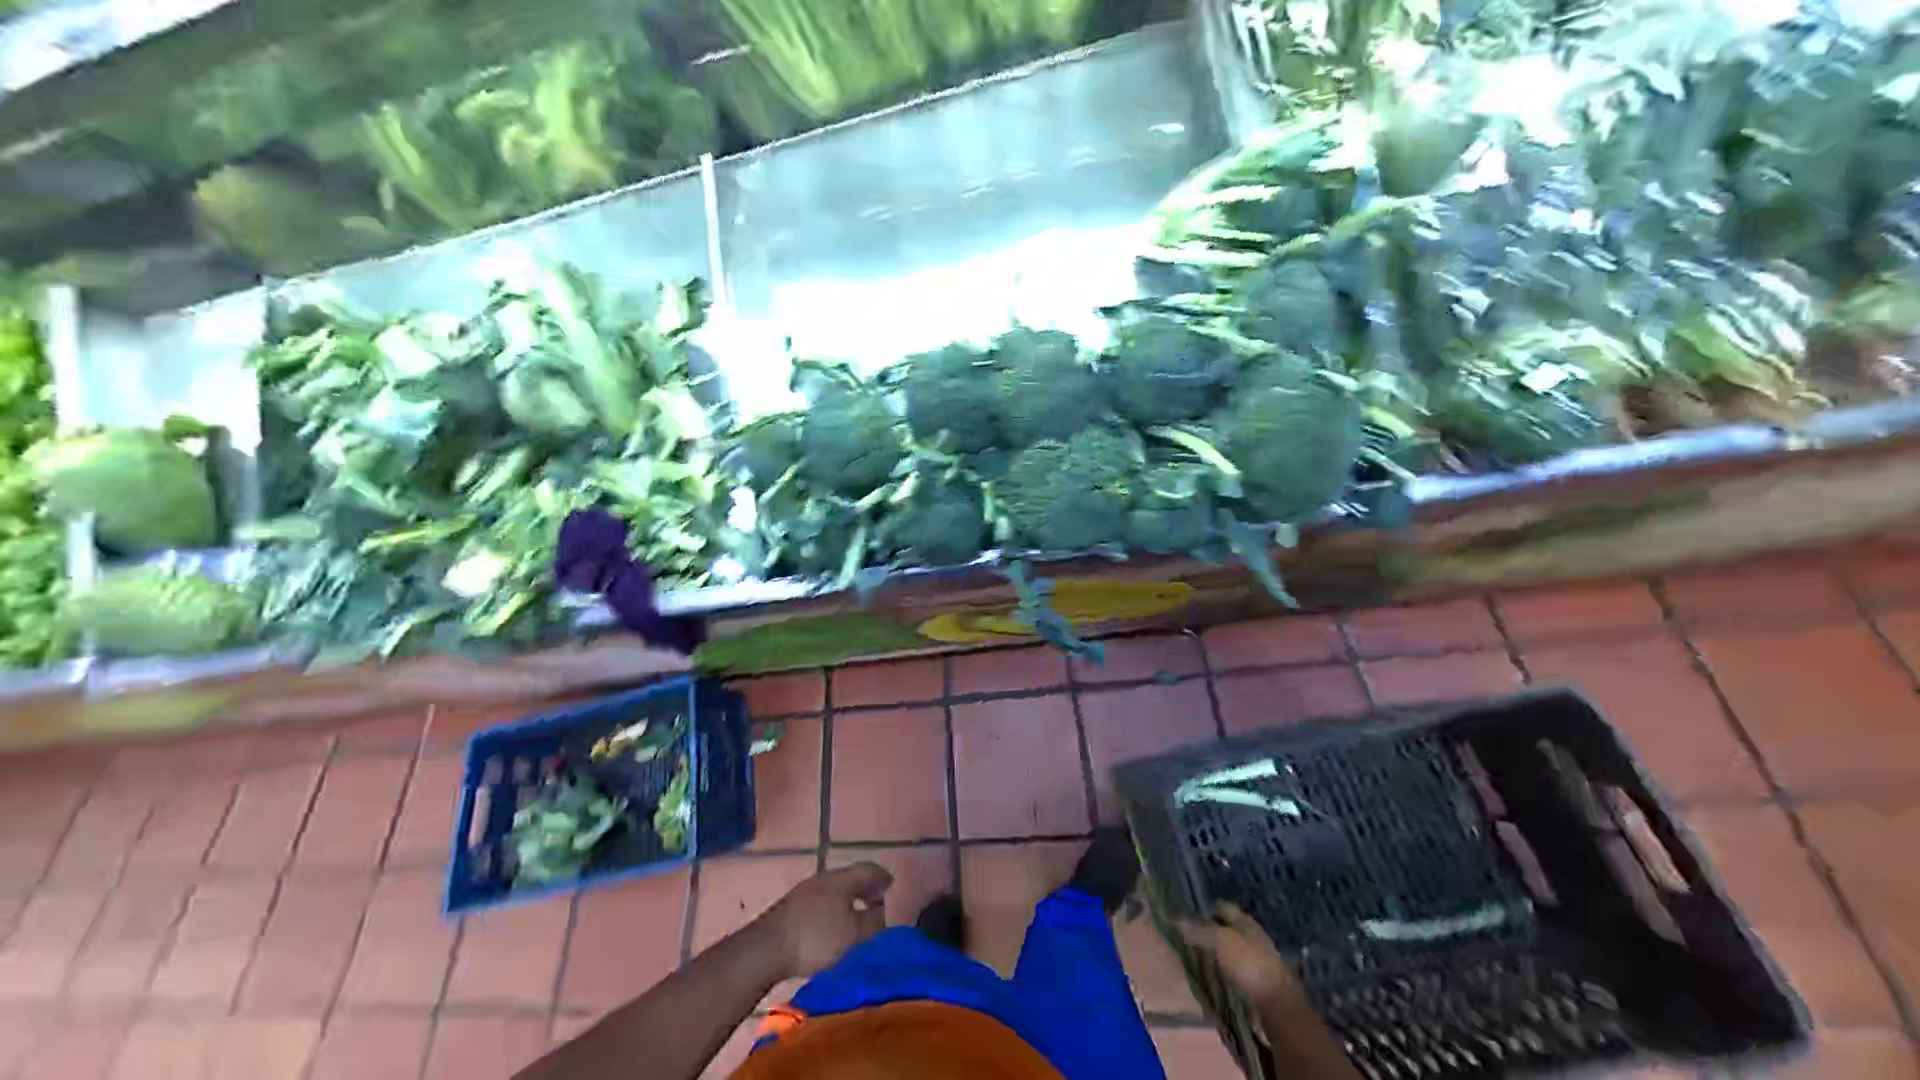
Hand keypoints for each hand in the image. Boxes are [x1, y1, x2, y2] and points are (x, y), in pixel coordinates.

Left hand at [761, 862, 893, 978]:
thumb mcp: (854, 934)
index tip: (894, 890)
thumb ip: (875, 922)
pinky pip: (821, 904)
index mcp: (841, 878)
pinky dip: (833, 911)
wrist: (765, 950)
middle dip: (867, 890)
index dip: (884, 878)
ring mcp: (804, 893)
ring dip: (849, 902)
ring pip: (835, 891)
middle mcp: (823, 878)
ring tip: (858, 921)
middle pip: (851, 878)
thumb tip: (889, 912)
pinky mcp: (790, 910)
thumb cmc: (816, 938)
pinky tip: (833, 930)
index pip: (869, 869)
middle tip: (879, 905)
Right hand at [1178, 903, 1307, 1009]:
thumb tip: (1172, 918)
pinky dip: (1218, 973)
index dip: (1205, 908)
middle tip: (1184, 936)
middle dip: (1207, 932)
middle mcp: (1252, 939)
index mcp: (1246, 923)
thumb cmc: (1249, 965)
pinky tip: (1206, 977)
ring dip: (1213, 954)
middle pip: (1226, 930)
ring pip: (1228, 952)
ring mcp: (1255, 963)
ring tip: (1191, 957)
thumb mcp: (1220, 941)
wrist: (1277, 1008)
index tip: (1185, 912)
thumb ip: (1197, 929)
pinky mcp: (1254, 986)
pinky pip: (1230, 973)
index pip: (1223, 907)